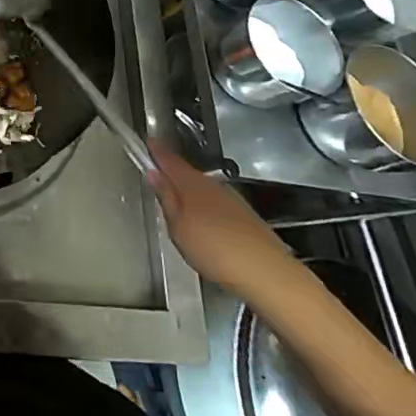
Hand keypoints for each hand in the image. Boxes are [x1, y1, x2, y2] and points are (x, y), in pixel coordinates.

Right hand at [146, 140, 298, 295]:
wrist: (266, 272)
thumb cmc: (213, 250)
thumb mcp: (178, 227)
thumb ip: (166, 198)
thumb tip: (155, 174)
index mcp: (192, 185)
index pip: (171, 161)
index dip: (158, 151)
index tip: (149, 142)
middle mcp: (214, 186)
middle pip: (188, 174)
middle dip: (173, 173)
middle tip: (158, 177)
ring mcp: (232, 200)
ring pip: (204, 188)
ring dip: (190, 191)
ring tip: (177, 206)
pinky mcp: (246, 216)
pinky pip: (217, 202)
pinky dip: (206, 205)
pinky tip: (203, 223)